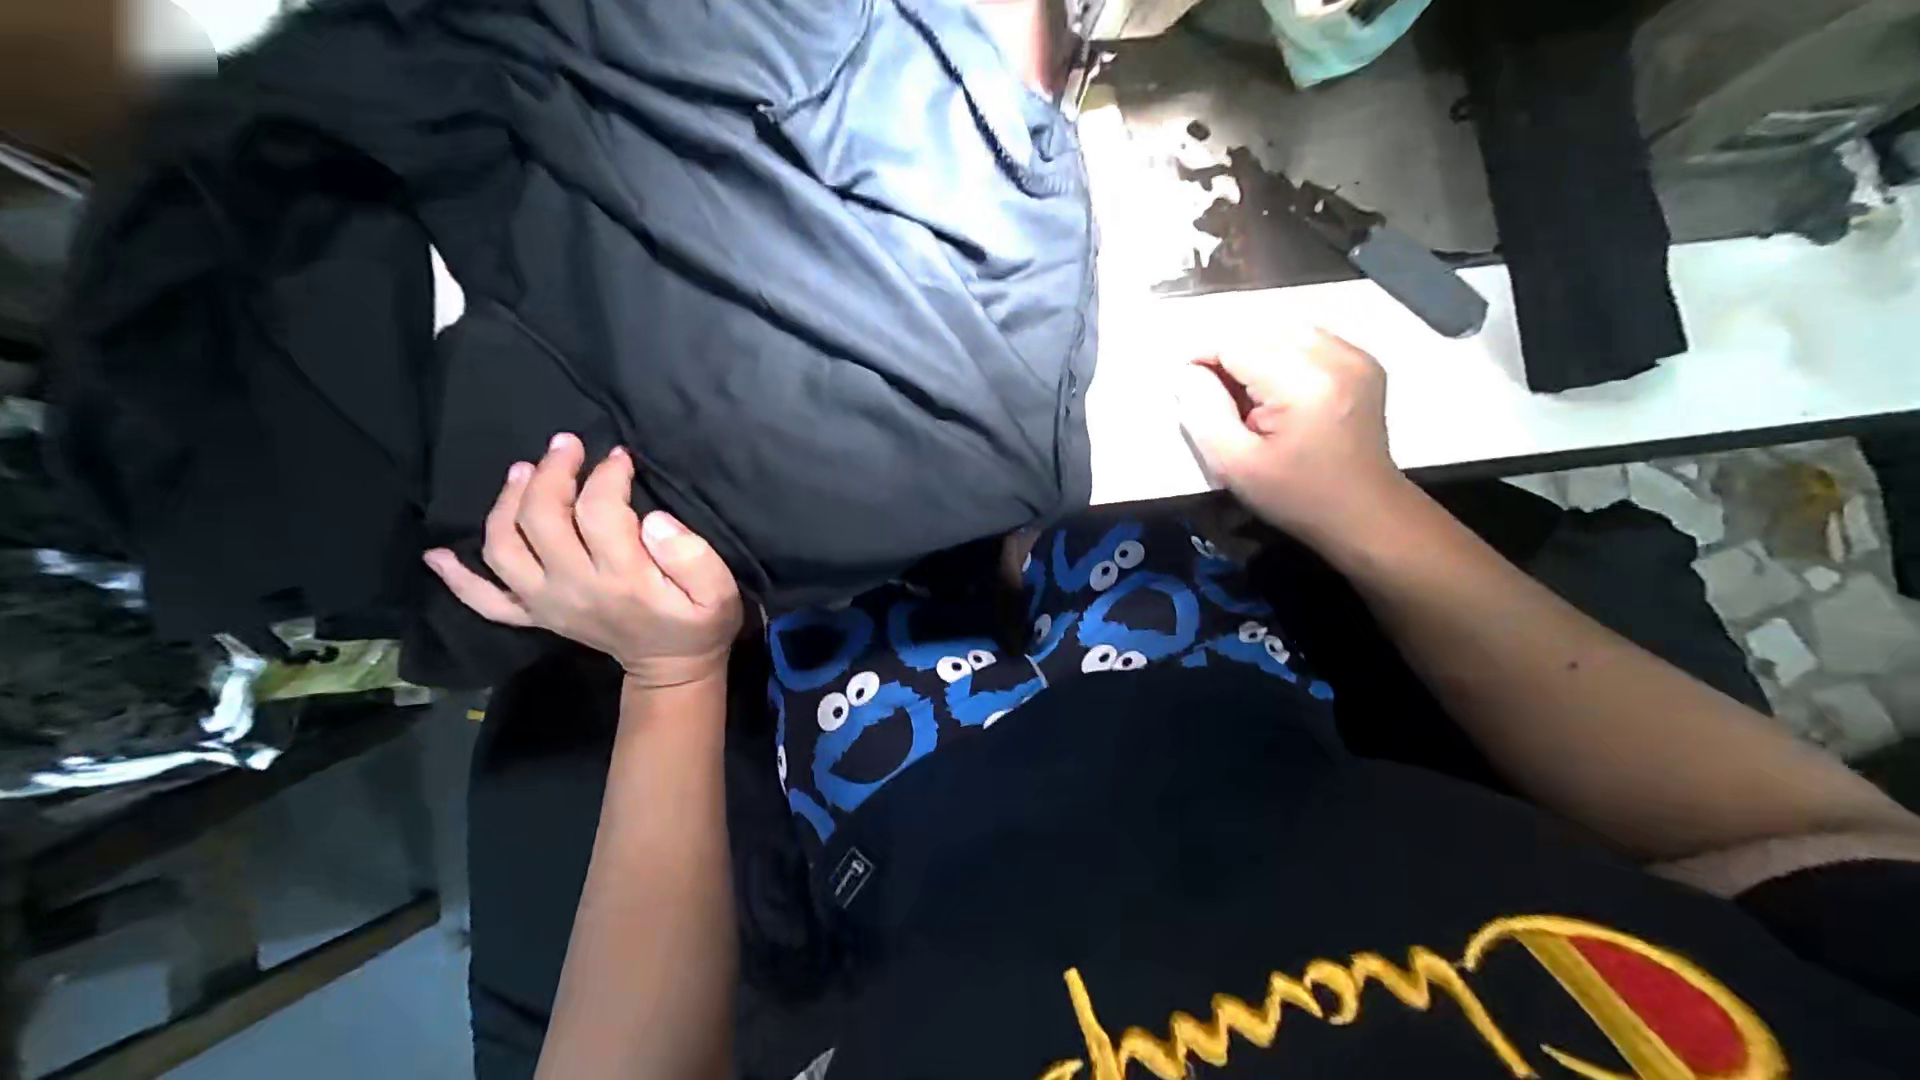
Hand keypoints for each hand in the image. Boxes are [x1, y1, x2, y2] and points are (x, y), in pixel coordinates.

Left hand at [424, 433, 742, 689]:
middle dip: (551, 472)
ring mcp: (546, 603)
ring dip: (507, 502)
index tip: (621, 457)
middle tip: (568, 444)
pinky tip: (440, 554)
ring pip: (503, 546)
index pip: (599, 511)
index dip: (606, 475)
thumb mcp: (719, 593)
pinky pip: (483, 599)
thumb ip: (693, 556)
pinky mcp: (536, 615)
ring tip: (524, 471)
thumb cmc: (699, 625)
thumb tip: (654, 519)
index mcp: (622, 578)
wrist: (673, 668)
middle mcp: (572, 587)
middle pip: (541, 518)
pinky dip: (457, 577)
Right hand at [1175, 329, 1409, 549]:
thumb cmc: (1295, 495)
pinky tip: (1277, 390)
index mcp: (1304, 382)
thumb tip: (1190, 373)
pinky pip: (1307, 339)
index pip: (1236, 343)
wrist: (1363, 513)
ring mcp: (1354, 356)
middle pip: (1259, 330)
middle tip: (1220, 399)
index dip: (1204, 359)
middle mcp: (1335, 356)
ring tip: (1248, 396)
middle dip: (1229, 356)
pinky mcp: (1362, 362)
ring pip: (1282, 330)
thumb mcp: (1234, 464)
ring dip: (1254, 353)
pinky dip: (1281, 355)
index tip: (1191, 389)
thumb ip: (1204, 412)